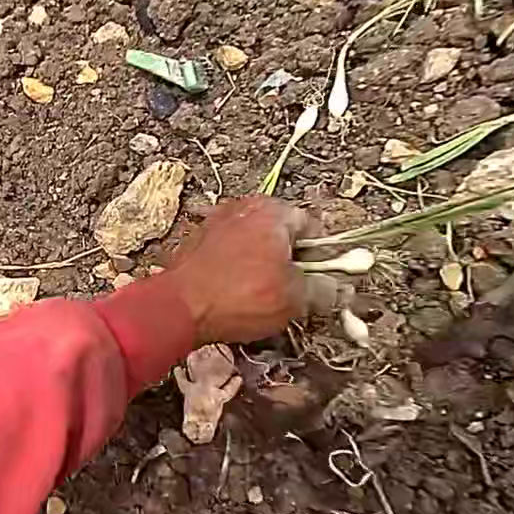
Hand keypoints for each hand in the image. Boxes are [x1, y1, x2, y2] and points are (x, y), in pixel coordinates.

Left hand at [160, 196, 309, 344]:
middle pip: (282, 233)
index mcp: (273, 211)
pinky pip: (230, 252)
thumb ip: (323, 288)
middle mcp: (244, 206)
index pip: (313, 227)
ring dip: (262, 265)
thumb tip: (336, 288)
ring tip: (261, 296)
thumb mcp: (295, 299)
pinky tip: (235, 293)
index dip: (322, 256)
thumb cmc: (241, 297)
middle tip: (292, 292)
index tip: (320, 280)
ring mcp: (216, 220)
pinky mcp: (197, 240)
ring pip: (254, 243)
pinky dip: (237, 268)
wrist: (177, 308)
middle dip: (290, 261)